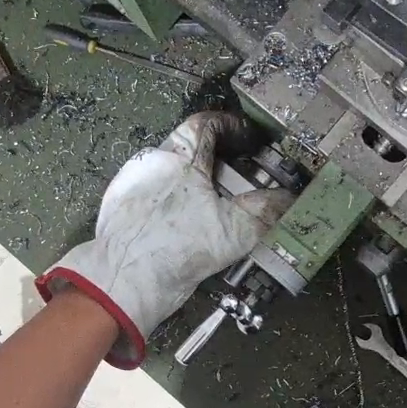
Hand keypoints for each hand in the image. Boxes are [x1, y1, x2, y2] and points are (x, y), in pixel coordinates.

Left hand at [36, 112, 291, 367]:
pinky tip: (179, 226)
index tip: (245, 138)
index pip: (205, 125)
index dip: (229, 126)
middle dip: (210, 158)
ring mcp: (130, 185)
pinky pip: (149, 196)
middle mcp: (151, 163)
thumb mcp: (232, 232)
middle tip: (233, 174)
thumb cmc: (178, 249)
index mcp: (179, 158)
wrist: (122, 282)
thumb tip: (290, 200)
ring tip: (208, 204)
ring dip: (188, 182)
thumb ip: (264, 212)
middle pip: (185, 148)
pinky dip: (168, 203)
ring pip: (166, 173)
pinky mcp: (116, 209)